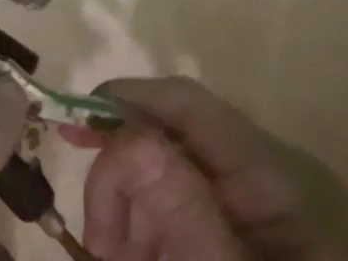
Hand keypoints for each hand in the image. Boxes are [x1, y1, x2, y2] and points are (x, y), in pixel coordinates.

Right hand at [64, 78, 347, 260]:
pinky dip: (151, 227)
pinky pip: (182, 201)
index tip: (69, 132)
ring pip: (166, 171)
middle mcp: (272, 171)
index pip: (185, 102)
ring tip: (116, 258)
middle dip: (121, 183)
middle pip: (167, 138)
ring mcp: (264, 198)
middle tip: (99, 245)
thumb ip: (181, 209)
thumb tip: (124, 131)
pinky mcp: (253, 222)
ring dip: (130, 211)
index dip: (122, 102)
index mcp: (279, 175)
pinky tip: (139, 255)